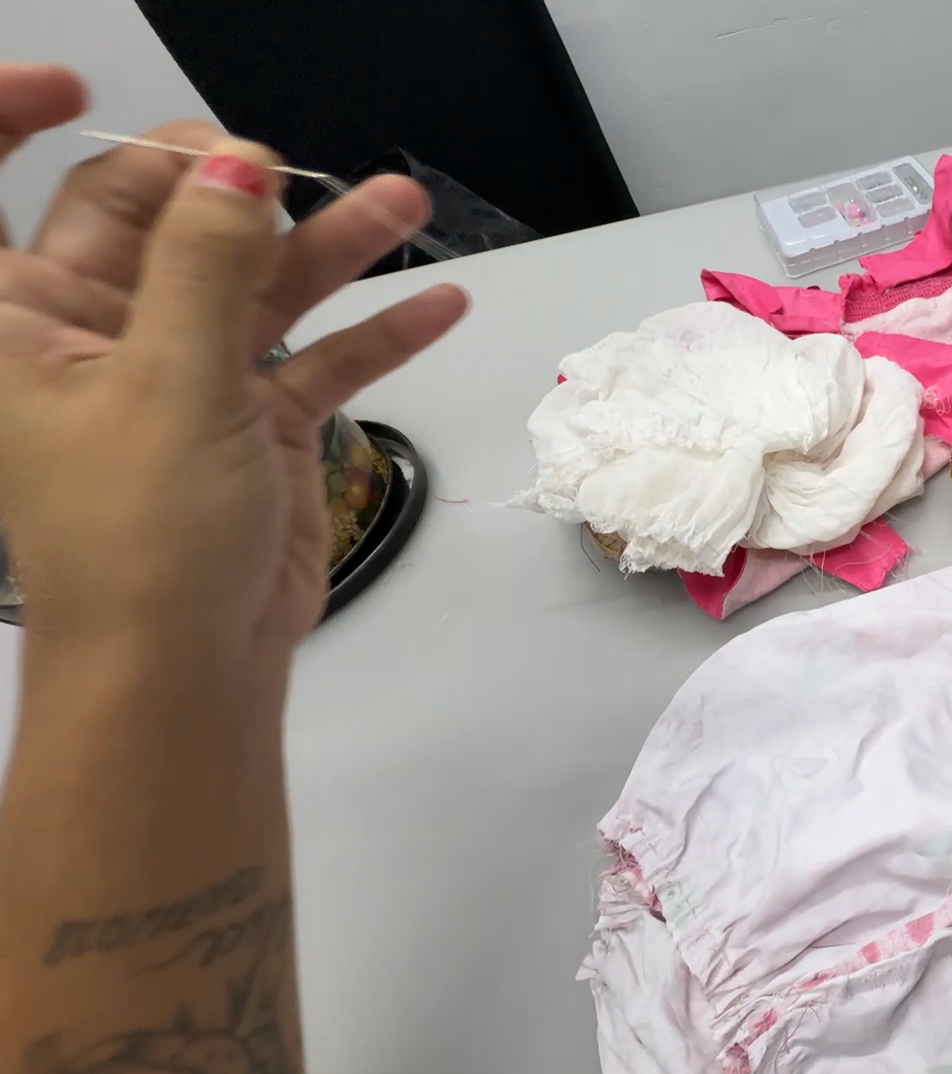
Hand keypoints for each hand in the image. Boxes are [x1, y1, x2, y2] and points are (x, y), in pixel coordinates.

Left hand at [0, 66, 467, 654]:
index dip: (29, 121)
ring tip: (410, 211)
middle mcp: (105, 332)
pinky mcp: (265, 418)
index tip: (89, 85)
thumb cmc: (142, 520)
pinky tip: (441, 307)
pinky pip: (325, 359)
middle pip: (180, 234)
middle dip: (251, 195)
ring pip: (270, 293)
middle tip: (323, 170)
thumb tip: (235, 163)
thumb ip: (206, 269)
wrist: (194, 644)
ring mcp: (196, 375)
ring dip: (341, 256)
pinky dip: (382, 336)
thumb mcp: (170, 382)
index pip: (0, 183)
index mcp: (21, 312)